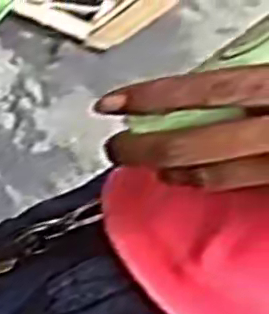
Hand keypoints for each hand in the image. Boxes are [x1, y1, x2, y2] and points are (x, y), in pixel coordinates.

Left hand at [99, 65, 268, 189]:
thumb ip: (255, 75)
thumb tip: (203, 80)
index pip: (215, 90)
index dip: (157, 96)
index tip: (111, 101)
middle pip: (185, 147)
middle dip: (138, 149)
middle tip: (116, 143)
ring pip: (203, 174)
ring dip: (165, 168)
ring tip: (147, 158)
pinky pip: (229, 186)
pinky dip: (198, 179)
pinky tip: (185, 171)